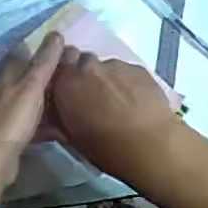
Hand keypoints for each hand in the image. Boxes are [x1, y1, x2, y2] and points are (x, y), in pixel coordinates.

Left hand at [0, 33, 65, 197]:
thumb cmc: (10, 121)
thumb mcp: (31, 87)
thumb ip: (44, 62)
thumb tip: (57, 33)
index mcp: (8, 73)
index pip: (27, 51)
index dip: (47, 49)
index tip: (71, 51)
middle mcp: (4, 88)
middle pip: (31, 76)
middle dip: (53, 74)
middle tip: (79, 75)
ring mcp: (7, 112)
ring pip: (34, 99)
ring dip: (52, 99)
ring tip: (77, 99)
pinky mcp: (11, 133)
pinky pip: (34, 121)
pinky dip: (48, 122)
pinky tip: (65, 127)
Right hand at [49, 48, 184, 179]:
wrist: (147, 143)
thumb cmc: (104, 146)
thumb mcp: (72, 135)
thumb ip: (65, 114)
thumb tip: (66, 110)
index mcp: (66, 82)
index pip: (59, 64)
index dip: (66, 75)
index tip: (71, 89)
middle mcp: (89, 66)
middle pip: (84, 61)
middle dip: (87, 75)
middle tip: (95, 96)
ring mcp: (116, 64)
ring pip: (108, 67)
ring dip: (110, 80)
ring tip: (120, 102)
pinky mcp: (139, 68)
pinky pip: (128, 72)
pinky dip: (129, 83)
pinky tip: (137, 101)